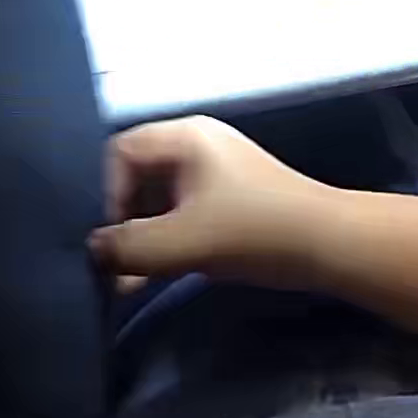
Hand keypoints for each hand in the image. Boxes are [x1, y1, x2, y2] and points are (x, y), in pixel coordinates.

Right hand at [91, 116, 342, 287]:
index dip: (102, 192)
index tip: (102, 238)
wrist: (327, 244)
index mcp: (185, 136)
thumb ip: (125, 247)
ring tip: (120, 280)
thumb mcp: (181, 242)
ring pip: (155, 198)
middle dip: (117, 220)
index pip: (120, 151)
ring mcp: (212, 171)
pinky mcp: (224, 197)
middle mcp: (195, 145)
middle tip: (103, 263)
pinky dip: (161, 239)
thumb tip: (90, 250)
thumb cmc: (253, 230)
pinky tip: (145, 277)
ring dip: (138, 236)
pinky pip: (178, 211)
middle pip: (136, 175)